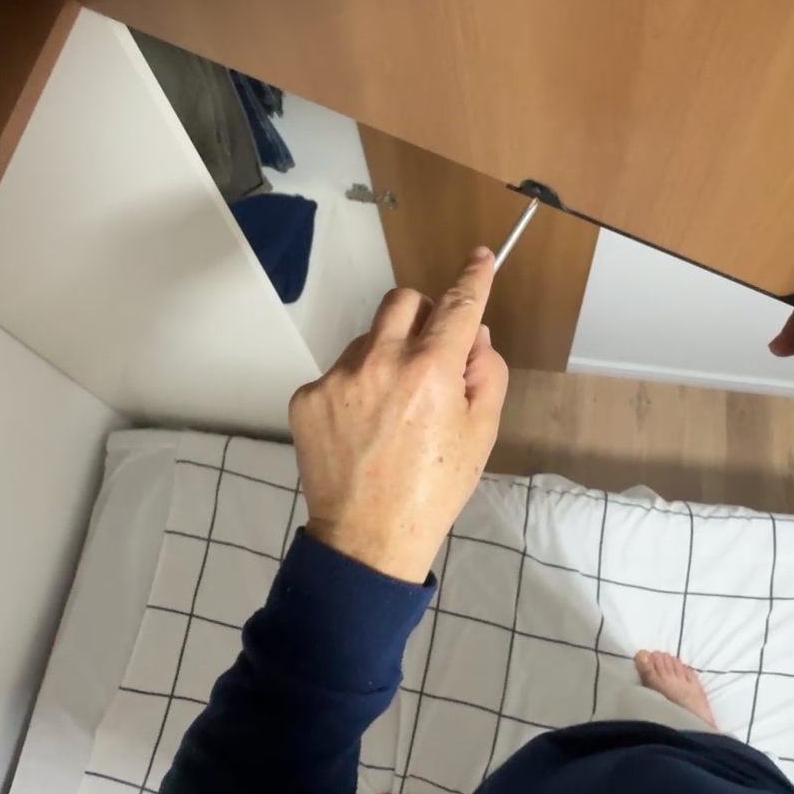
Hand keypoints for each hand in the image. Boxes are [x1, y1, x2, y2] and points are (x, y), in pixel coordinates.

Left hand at [289, 248, 510, 581]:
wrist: (368, 538)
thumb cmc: (434, 489)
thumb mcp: (481, 434)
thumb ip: (486, 372)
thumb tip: (473, 335)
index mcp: (430, 373)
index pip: (458, 306)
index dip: (474, 277)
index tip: (480, 256)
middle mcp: (379, 363)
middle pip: (403, 300)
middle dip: (424, 314)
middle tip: (431, 351)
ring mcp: (337, 378)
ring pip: (369, 336)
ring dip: (388, 352)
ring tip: (393, 407)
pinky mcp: (307, 396)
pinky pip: (340, 369)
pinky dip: (358, 384)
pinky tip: (363, 425)